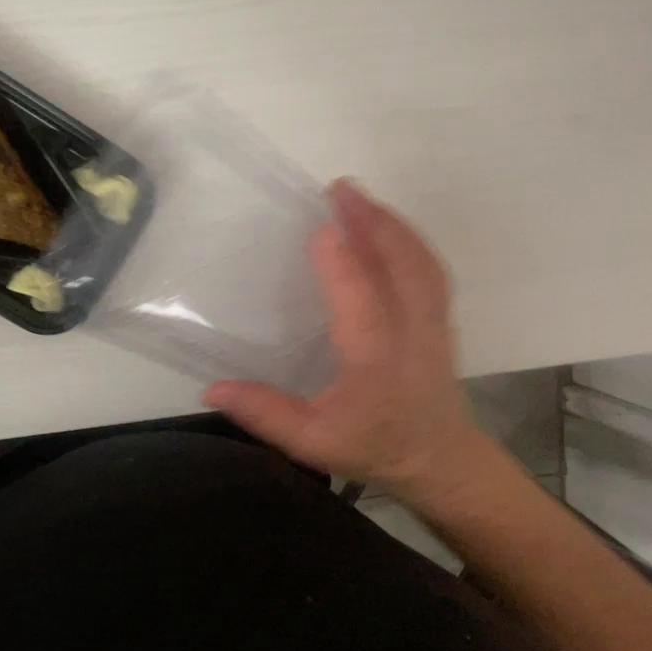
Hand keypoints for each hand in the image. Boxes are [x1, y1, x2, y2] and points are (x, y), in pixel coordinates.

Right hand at [203, 179, 500, 507]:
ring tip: (357, 195)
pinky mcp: (440, 318)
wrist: (439, 460)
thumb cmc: (371, 447)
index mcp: (377, 367)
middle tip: (340, 190)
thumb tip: (211, 389)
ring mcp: (434, 325)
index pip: (363, 309)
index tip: (321, 229)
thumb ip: (264, 414)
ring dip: (391, 225)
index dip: (343, 268)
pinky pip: (430, 269)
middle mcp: (413, 338)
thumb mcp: (311, 442)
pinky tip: (383, 222)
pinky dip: (407, 238)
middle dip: (375, 226)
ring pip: (422, 264)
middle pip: (404, 272)